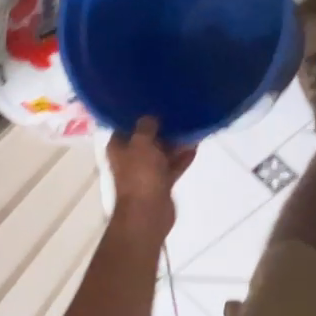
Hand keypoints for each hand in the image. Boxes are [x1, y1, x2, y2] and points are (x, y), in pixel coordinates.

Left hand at [105, 118, 194, 238]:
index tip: (154, 101)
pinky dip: (182, 158)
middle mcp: (130, 158)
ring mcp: (146, 172)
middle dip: (162, 127)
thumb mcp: (141, 144)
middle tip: (178, 110)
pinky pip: (172, 165)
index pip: (126, 125)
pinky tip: (196, 146)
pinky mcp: (161, 183)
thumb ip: (146, 127)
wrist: (148, 214)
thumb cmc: (140, 176)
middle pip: (147, 138)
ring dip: (175, 142)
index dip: (139, 114)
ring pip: (162, 152)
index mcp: (119, 147)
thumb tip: (150, 117)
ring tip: (192, 125)